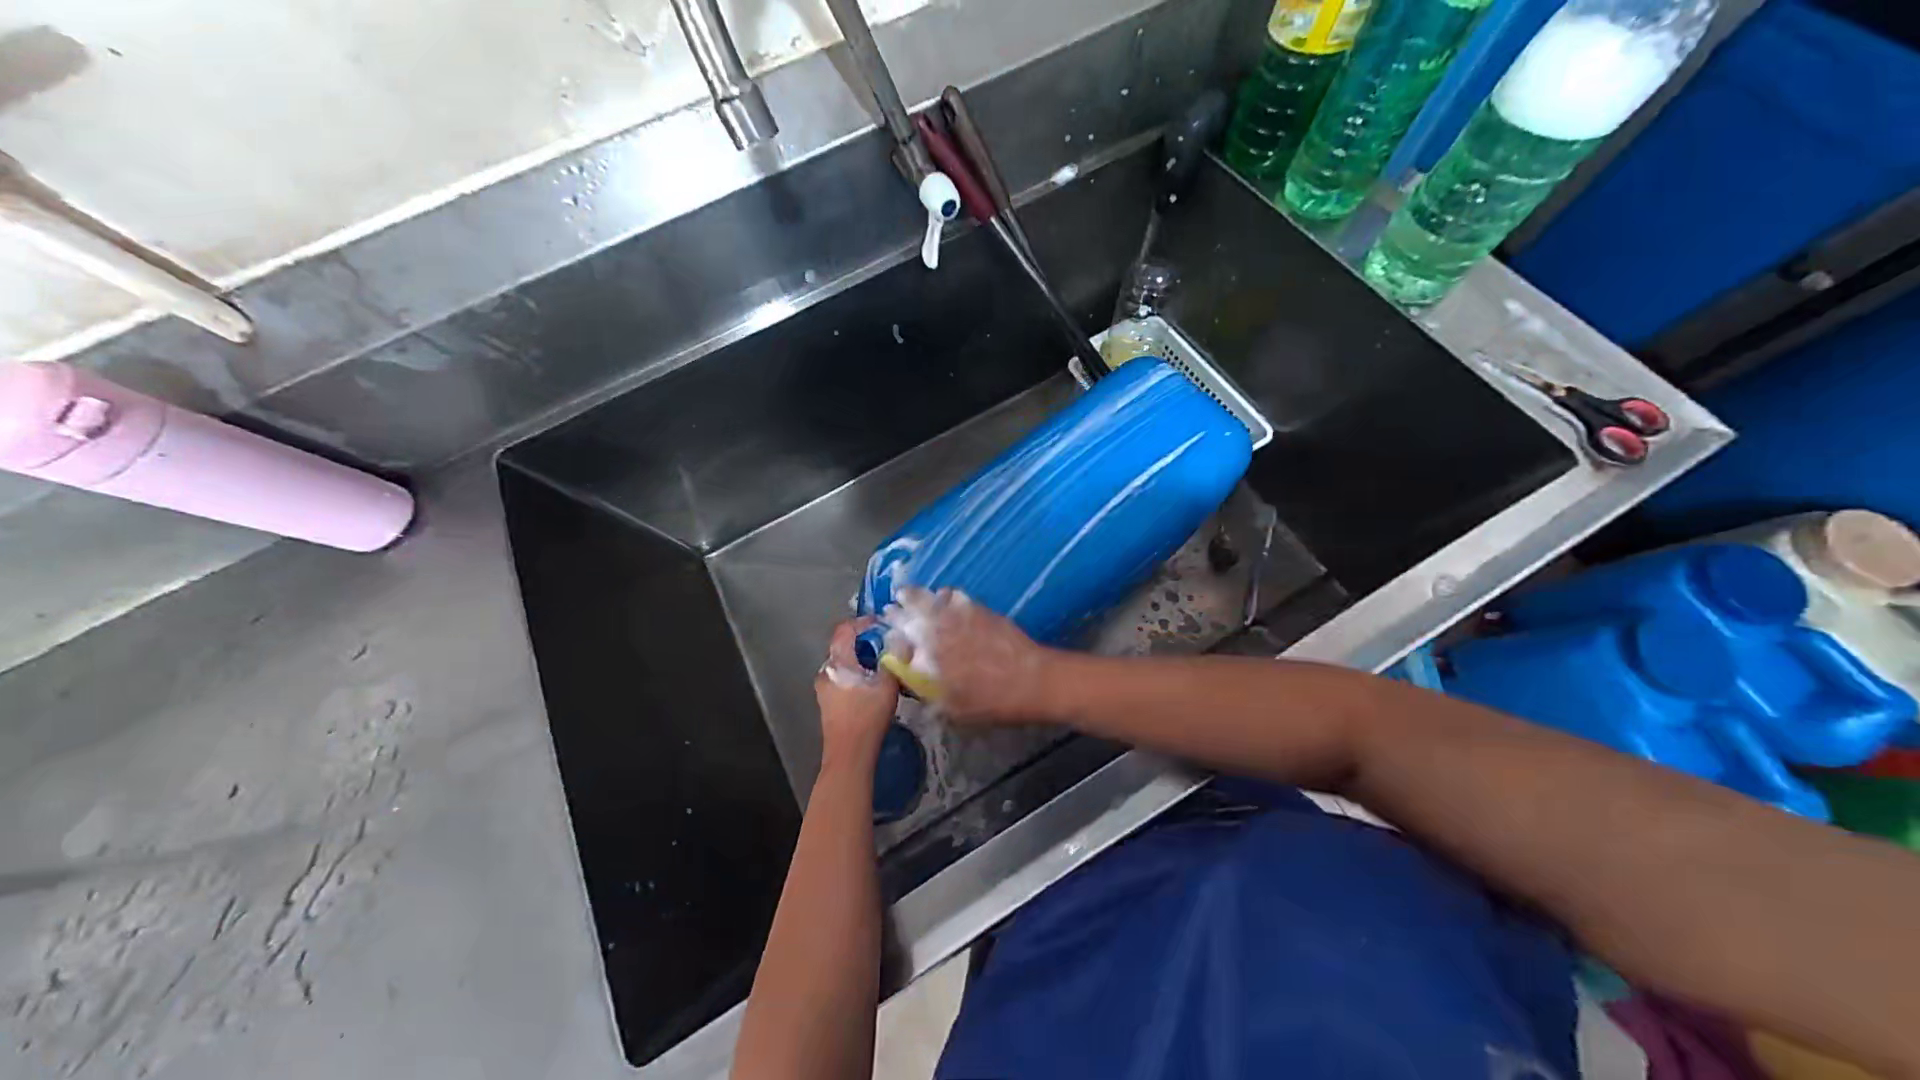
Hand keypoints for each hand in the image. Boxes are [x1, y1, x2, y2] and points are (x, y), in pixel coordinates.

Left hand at [814, 618, 899, 762]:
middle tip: (886, 645)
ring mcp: (823, 689)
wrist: (849, 755)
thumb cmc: (868, 716)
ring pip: (842, 665)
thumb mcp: (887, 684)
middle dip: (864, 642)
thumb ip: (893, 659)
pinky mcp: (827, 704)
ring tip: (883, 666)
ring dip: (861, 661)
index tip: (881, 625)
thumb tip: (901, 641)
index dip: (862, 622)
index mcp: (837, 662)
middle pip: (843, 647)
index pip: (844, 630)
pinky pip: (841, 679)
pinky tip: (873, 686)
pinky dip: (856, 675)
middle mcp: (825, 672)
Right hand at [888, 587, 1051, 725]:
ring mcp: (960, 620)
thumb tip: (918, 690)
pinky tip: (943, 594)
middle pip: (910, 618)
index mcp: (931, 662)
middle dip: (897, 613)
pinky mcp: (979, 611)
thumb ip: (932, 698)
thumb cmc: (995, 703)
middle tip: (889, 609)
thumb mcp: (957, 711)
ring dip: (915, 597)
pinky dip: (945, 595)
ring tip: (905, 593)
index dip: (891, 640)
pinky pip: (956, 597)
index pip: (901, 646)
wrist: (1034, 681)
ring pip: (930, 602)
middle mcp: (941, 636)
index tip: (886, 638)